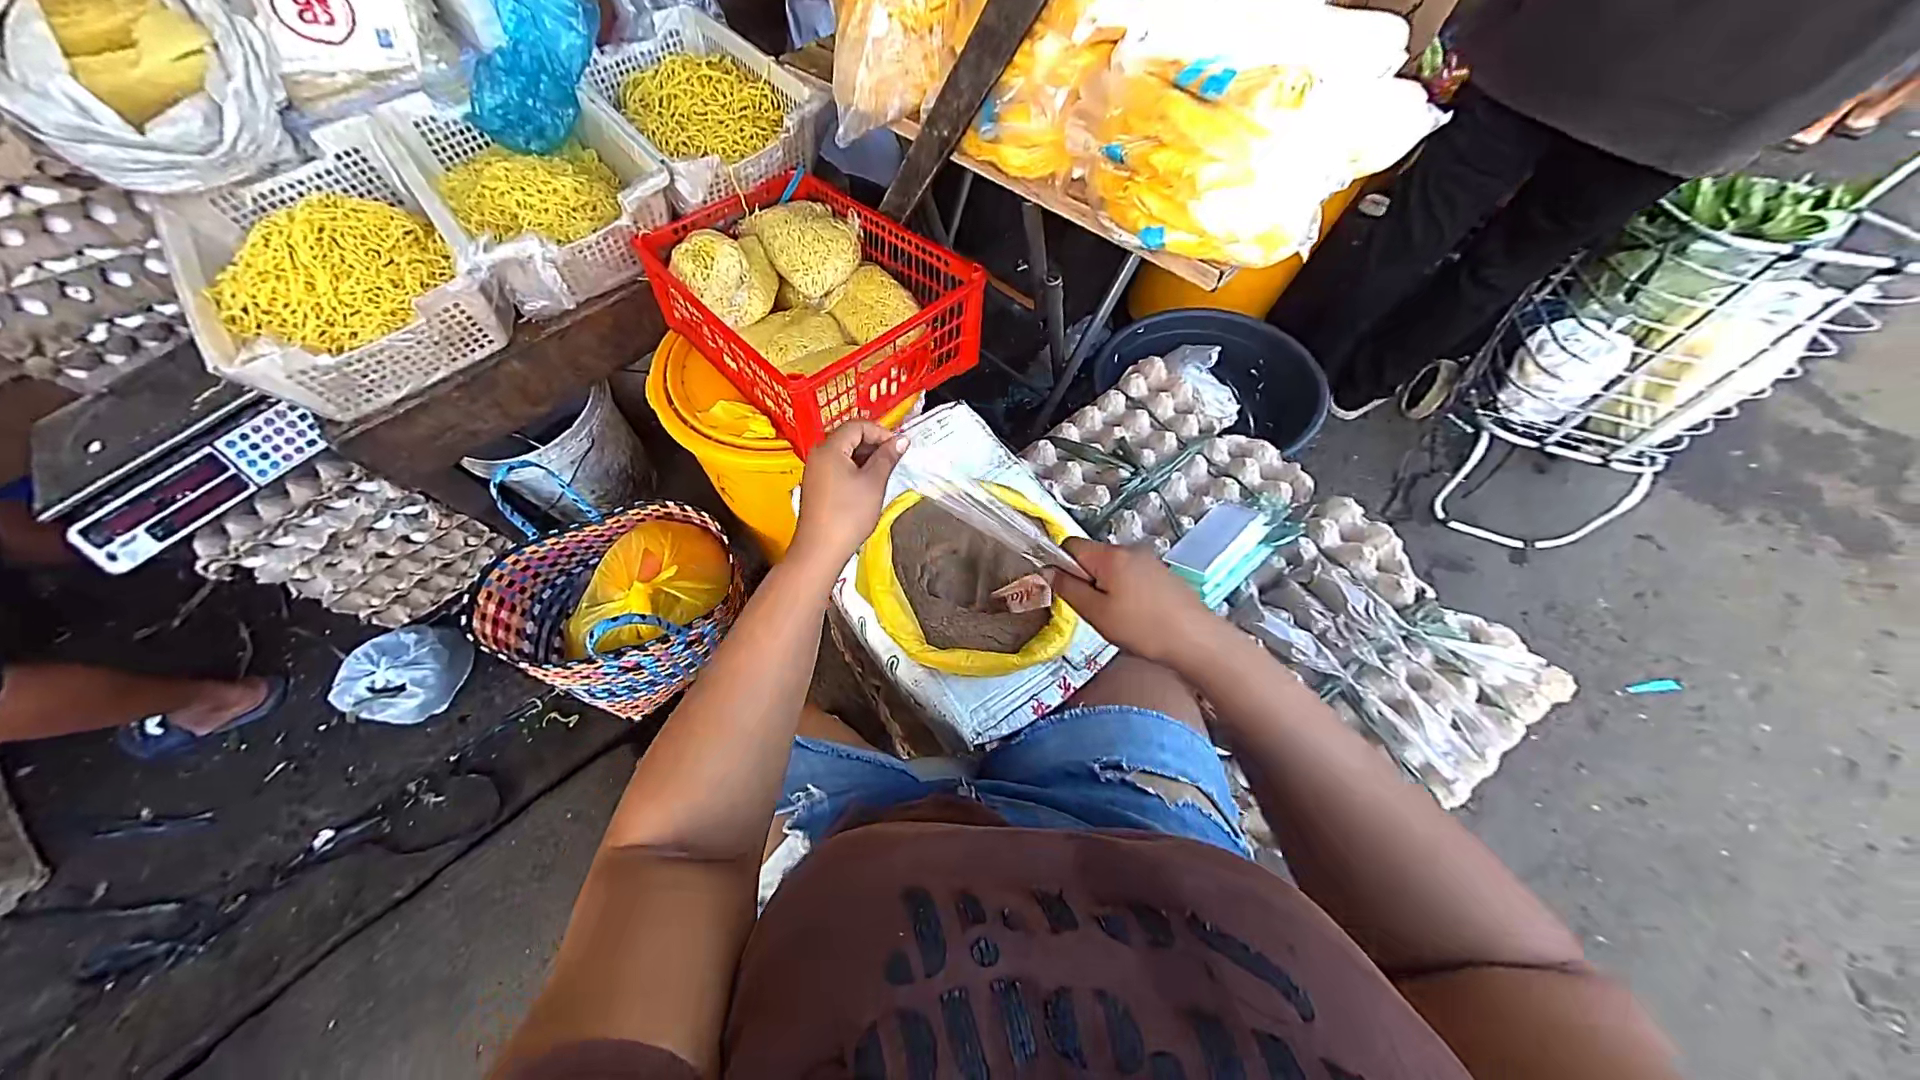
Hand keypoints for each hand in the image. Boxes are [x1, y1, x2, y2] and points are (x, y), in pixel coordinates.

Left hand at [790, 420, 907, 568]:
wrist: (820, 549)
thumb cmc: (847, 515)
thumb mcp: (874, 482)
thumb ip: (887, 457)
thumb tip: (900, 441)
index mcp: (829, 448)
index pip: (857, 426)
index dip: (881, 432)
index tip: (898, 446)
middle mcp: (818, 455)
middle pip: (849, 437)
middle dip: (874, 444)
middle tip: (894, 458)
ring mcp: (815, 471)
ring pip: (844, 453)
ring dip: (866, 458)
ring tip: (884, 472)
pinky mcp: (817, 486)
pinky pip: (838, 467)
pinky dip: (855, 470)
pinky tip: (868, 484)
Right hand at [1047, 537, 1224, 668]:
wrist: (1196, 640)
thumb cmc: (1142, 627)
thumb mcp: (1096, 612)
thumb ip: (1068, 588)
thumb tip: (1047, 571)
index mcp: (1110, 555)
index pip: (1070, 545)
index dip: (1060, 565)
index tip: (1067, 591)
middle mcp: (1130, 550)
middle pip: (1092, 557)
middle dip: (1086, 580)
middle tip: (1094, 610)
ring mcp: (1149, 561)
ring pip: (1112, 569)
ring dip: (1106, 588)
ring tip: (1118, 618)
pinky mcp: (1162, 575)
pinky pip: (1131, 577)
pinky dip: (1126, 592)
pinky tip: (1137, 617)